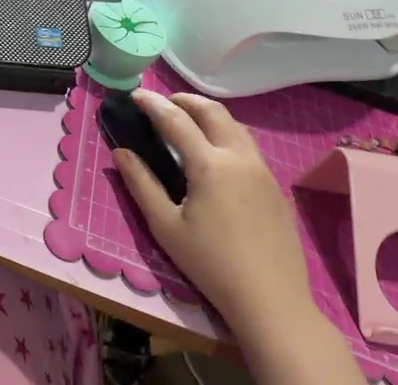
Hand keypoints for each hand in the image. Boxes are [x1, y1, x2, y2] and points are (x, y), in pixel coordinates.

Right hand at [111, 90, 315, 329]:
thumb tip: (121, 152)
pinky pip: (249, 146)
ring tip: (189, 121)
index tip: (135, 94)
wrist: (272, 301)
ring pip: (236, 125)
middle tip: (163, 103)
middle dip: (185, 100)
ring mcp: (262, 171)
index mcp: (209, 165)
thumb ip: (141, 184)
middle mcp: (239, 158)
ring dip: (209, 114)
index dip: (153, 103)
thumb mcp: (165, 226)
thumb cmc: (211, 264)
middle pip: (213, 111)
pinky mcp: (275, 188)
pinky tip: (216, 154)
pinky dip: (227, 134)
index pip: (176, 119)